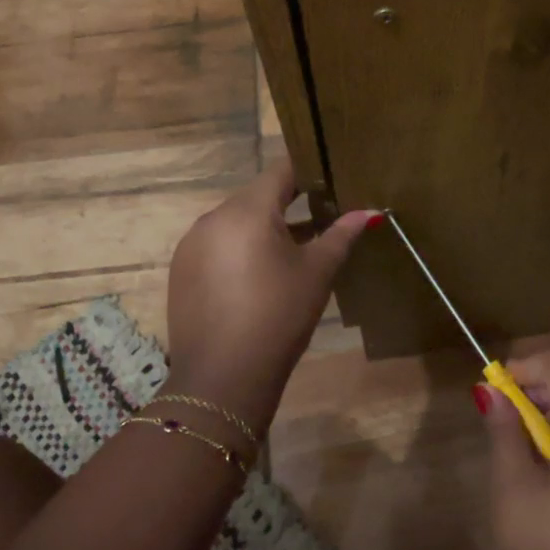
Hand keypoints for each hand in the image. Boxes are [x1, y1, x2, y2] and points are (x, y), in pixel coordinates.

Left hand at [162, 158, 375, 430]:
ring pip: (235, 222)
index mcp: (246, 210)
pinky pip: (216, 245)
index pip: (281, 171)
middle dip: (288, 203)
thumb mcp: (317, 273)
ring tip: (295, 250)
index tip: (332, 179)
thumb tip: (369, 212)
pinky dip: (239, 250)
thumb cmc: (278, 316)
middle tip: (322, 216)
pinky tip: (260, 277)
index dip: (309, 171)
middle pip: (257, 196)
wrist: (223, 378)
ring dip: (263, 228)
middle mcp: (212, 218)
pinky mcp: (181, 271)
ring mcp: (191, 245)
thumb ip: (341, 235)